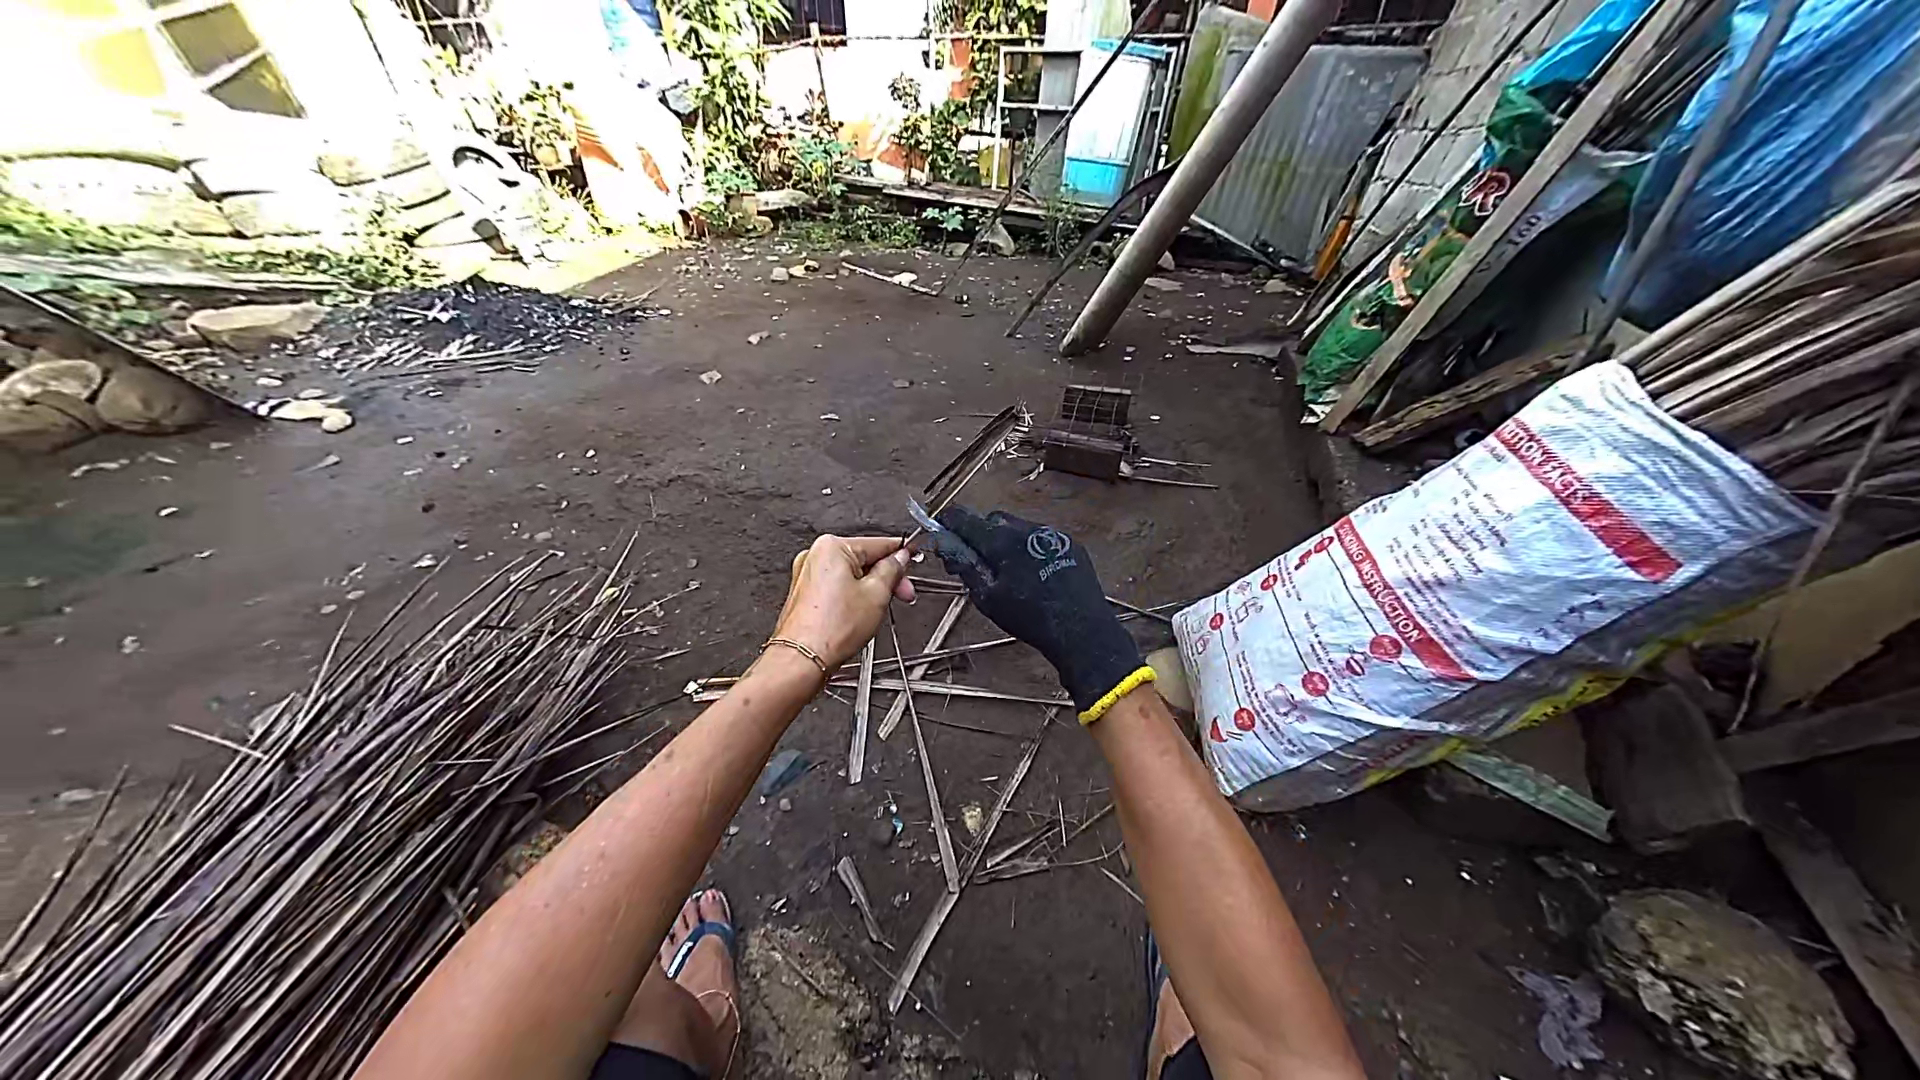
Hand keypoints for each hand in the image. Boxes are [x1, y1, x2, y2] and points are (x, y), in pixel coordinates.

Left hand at [769, 535, 914, 670]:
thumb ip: (893, 570)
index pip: (878, 543)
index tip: (913, 556)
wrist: (802, 659)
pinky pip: (838, 587)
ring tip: (880, 608)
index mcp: (832, 547)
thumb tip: (900, 559)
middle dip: (887, 576)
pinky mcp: (805, 594)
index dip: (901, 553)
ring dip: (871, 588)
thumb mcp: (877, 594)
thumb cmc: (830, 629)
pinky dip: (853, 596)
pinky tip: (861, 614)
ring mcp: (807, 575)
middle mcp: (815, 556)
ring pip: (851, 574)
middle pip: (864, 559)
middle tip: (903, 592)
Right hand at [930, 506, 1142, 713]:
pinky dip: (1028, 547)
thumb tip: (944, 543)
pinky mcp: (1069, 543)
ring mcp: (1051, 534)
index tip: (941, 528)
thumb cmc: (1030, 618)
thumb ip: (965, 565)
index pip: (965, 519)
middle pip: (993, 520)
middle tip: (973, 558)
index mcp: (1002, 541)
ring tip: (1005, 570)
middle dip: (979, 533)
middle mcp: (1027, 529)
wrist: (1081, 630)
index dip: (949, 522)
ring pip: (1018, 526)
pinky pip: (1040, 537)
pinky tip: (1031, 572)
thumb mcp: (987, 597)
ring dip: (1005, 540)